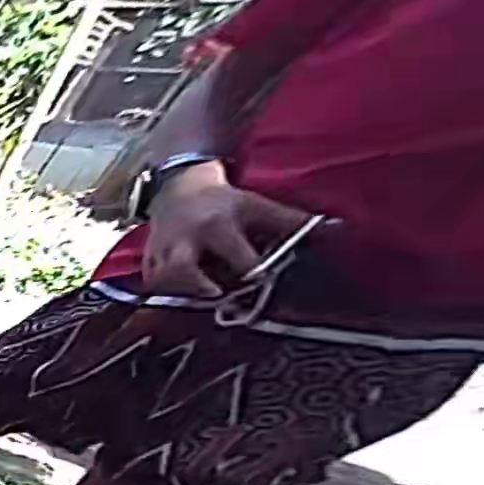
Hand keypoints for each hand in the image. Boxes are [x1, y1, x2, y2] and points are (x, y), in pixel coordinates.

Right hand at [143, 162, 308, 295]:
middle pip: (181, 271)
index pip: (235, 256)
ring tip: (199, 291)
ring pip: (162, 280)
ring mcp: (160, 250)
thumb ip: (291, 222)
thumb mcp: (258, 206)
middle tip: (217, 293)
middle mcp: (183, 240)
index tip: (259, 279)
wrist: (180, 192)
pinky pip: (151, 281)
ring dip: (181, 290)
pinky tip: (181, 288)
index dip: (251, 271)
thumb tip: (337, 229)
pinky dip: (165, 288)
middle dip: (199, 286)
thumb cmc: (224, 201)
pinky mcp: (146, 259)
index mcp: (216, 225)